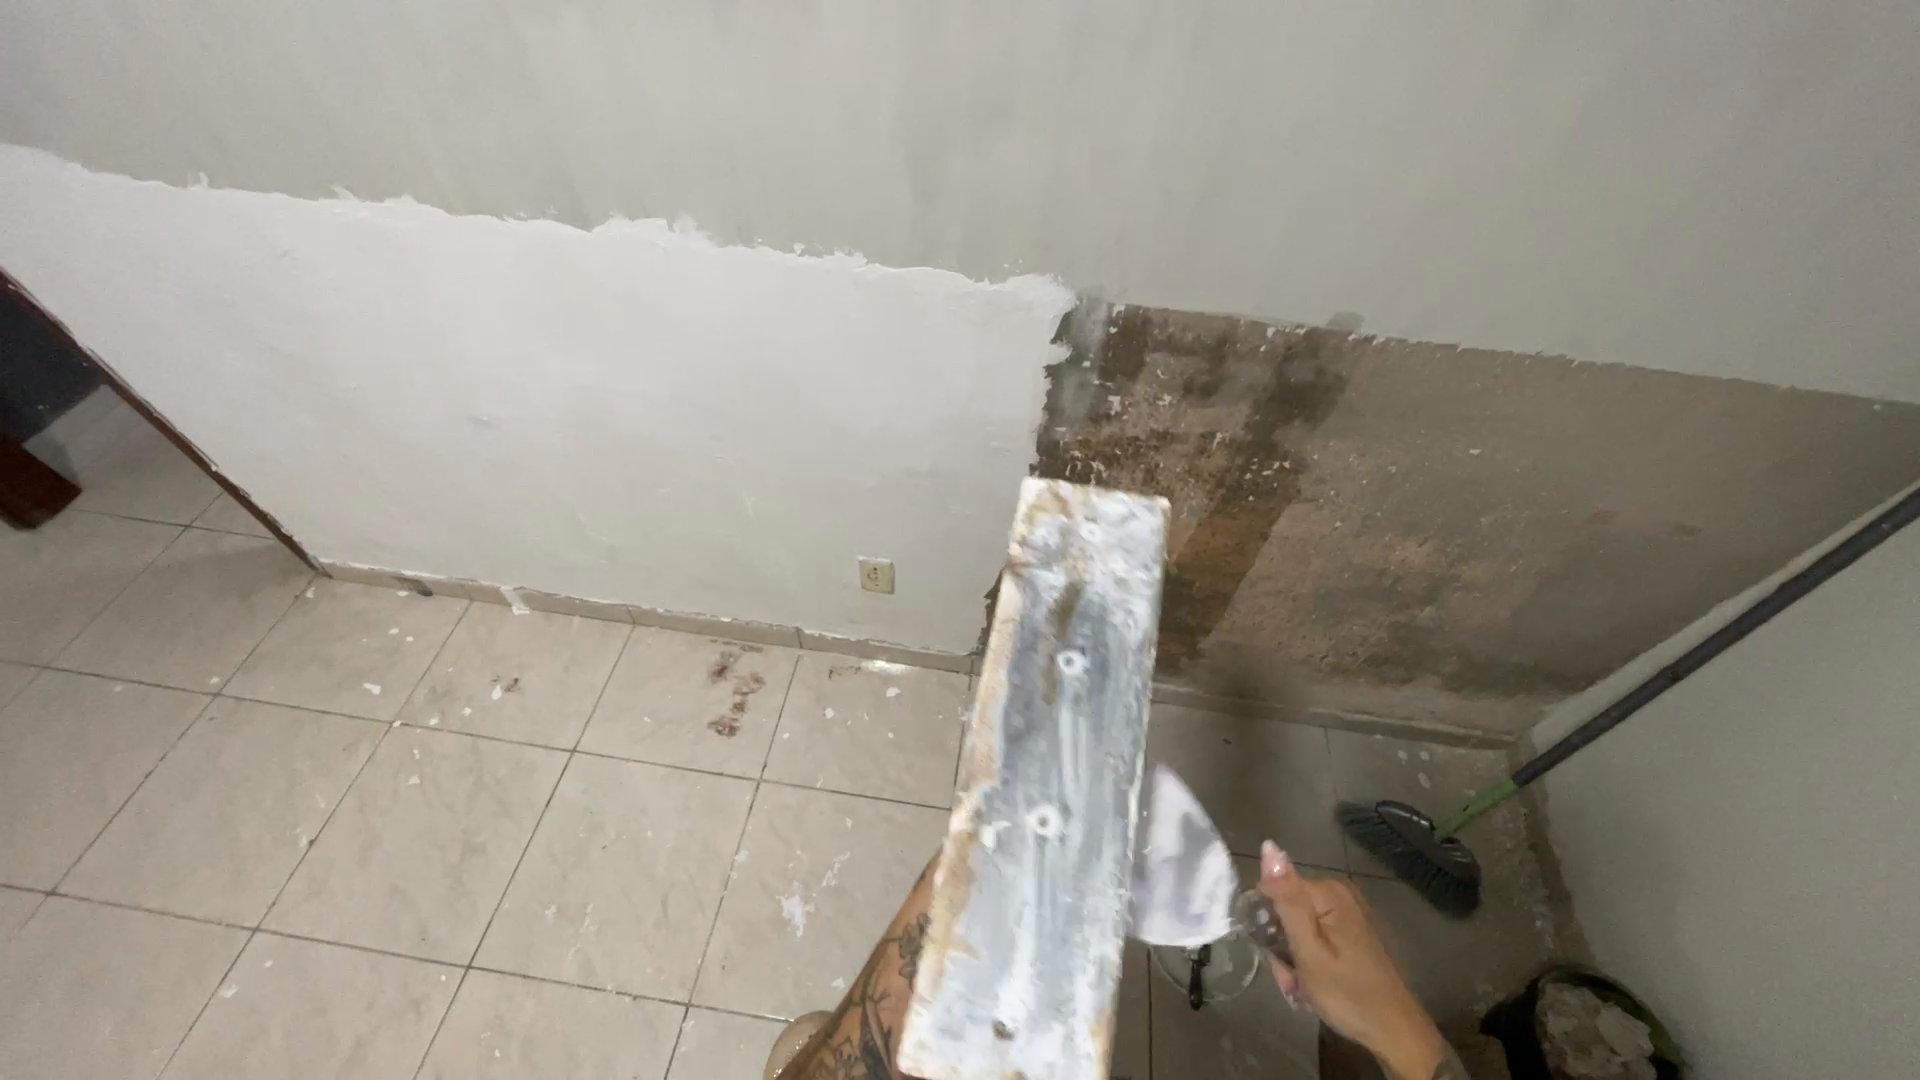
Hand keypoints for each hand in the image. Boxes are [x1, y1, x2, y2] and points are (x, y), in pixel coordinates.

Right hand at [1259, 840, 1449, 1079]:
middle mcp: (1340, 893)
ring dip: (1294, 956)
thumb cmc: (1348, 993)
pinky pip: (1317, 935)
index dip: (1267, 925)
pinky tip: (1317, 981)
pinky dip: (1311, 958)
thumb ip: (1286, 898)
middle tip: (1292, 978)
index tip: (1277, 958)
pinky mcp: (1355, 931)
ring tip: (1303, 985)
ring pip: (1299, 925)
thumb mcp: (1308, 949)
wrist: (1397, 1035)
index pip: (1273, 891)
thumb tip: (1268, 846)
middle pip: (1287, 908)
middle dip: (1282, 945)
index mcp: (1328, 892)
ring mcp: (1350, 913)